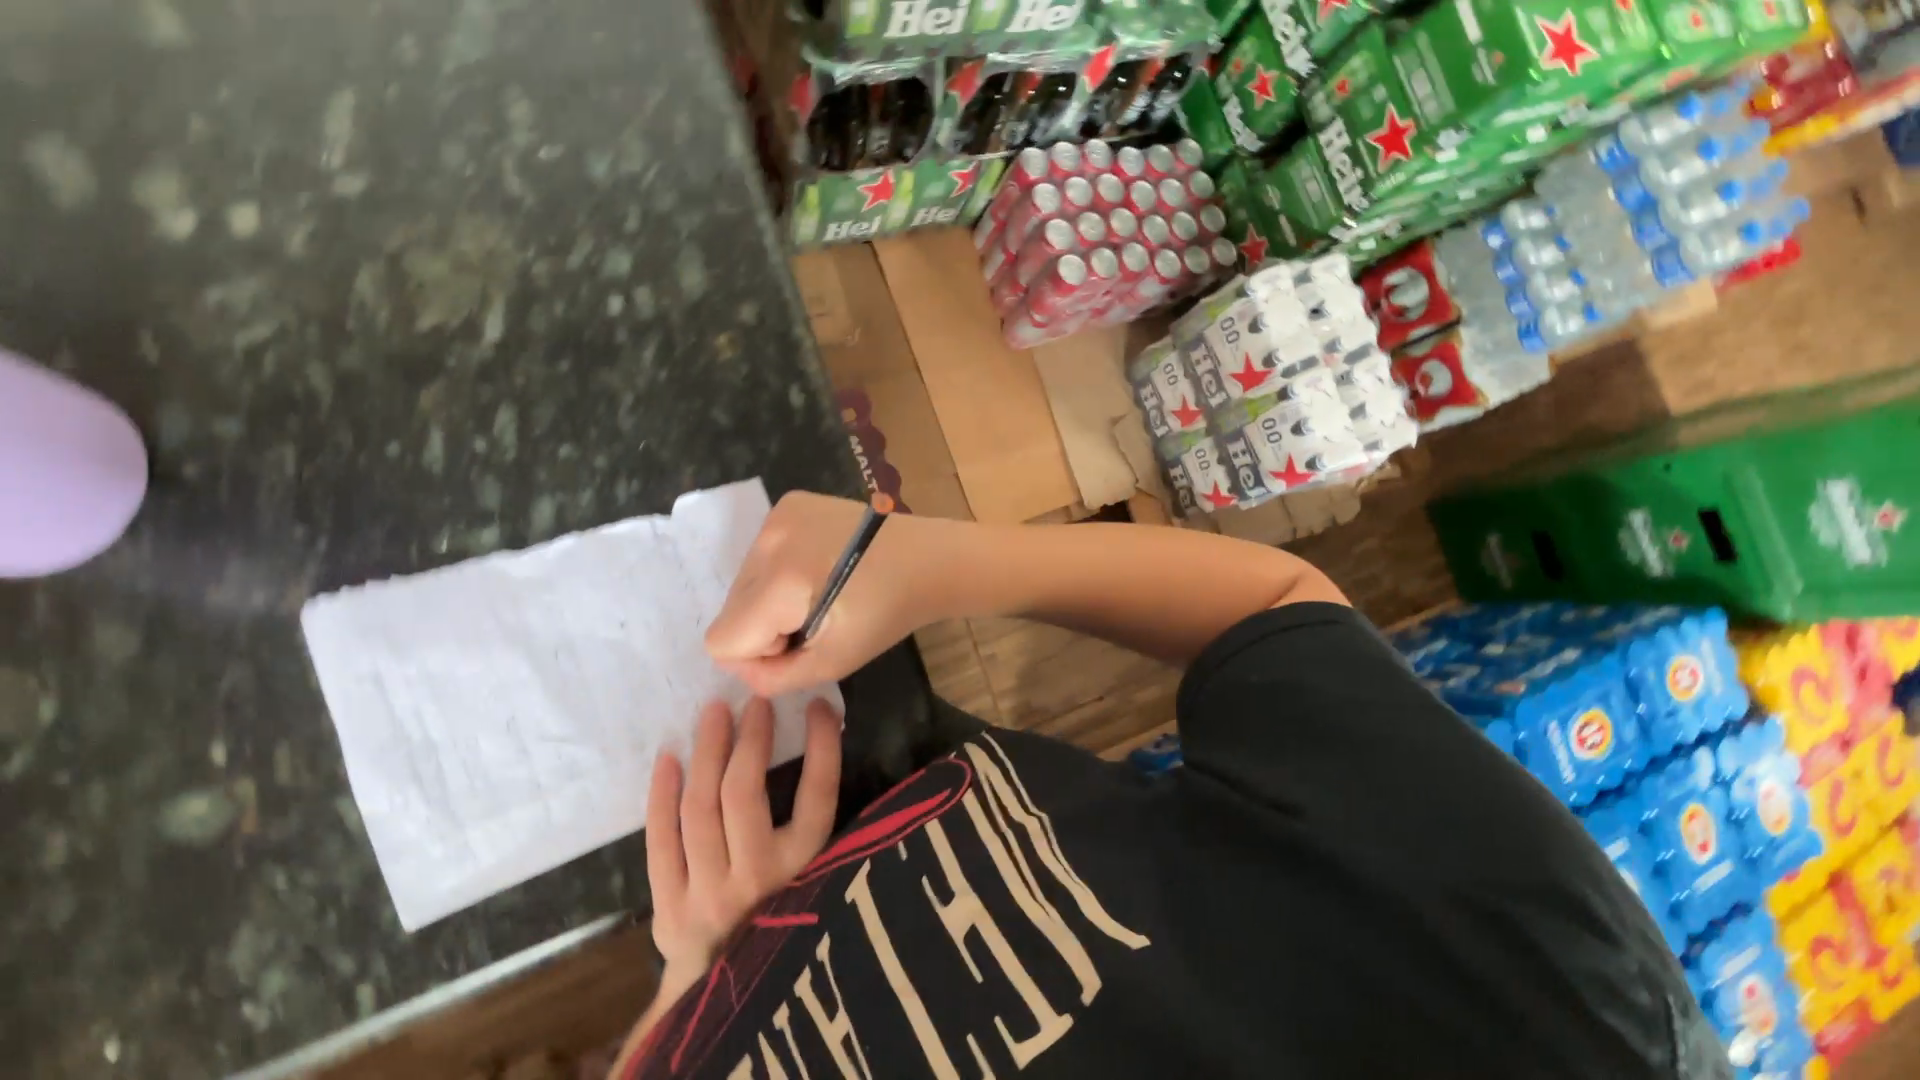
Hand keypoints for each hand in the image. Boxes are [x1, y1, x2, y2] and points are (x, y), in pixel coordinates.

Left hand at [645, 697, 841, 976]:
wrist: (724, 995)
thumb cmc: (780, 918)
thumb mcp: (815, 875)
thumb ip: (813, 819)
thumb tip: (823, 734)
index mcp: (805, 873)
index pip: (817, 797)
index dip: (821, 747)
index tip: (818, 705)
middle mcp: (757, 883)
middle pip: (744, 795)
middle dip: (749, 740)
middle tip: (754, 703)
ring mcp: (706, 895)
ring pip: (699, 810)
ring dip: (706, 753)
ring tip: (713, 714)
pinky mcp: (668, 906)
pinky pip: (660, 841)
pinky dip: (662, 796)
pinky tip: (670, 758)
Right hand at [706, 491, 964, 696]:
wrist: (929, 559)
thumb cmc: (887, 615)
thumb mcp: (834, 662)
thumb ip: (775, 678)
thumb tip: (741, 667)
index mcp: (781, 581)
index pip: (721, 639)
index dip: (757, 655)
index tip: (800, 643)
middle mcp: (769, 539)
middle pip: (730, 608)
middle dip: (765, 626)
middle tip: (817, 620)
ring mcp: (777, 515)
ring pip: (742, 582)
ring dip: (771, 599)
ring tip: (822, 593)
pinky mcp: (788, 502)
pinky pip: (759, 554)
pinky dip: (780, 570)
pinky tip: (820, 568)